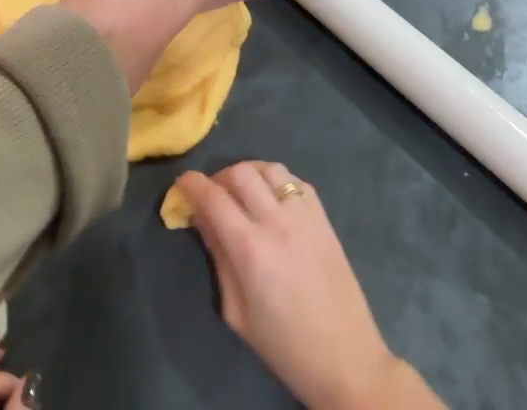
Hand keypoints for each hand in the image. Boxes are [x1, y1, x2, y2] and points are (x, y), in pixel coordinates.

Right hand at [176, 162, 439, 409]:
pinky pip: (297, 181)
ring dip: (249, 174)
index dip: (191, 184)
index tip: (181, 184)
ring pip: (270, 168)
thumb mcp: (236, 311)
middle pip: (240, 172)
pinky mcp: (325, 220)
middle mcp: (278, 223)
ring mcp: (306, 217)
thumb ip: (218, 258)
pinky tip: (272, 201)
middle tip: (212, 196)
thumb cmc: (283, 344)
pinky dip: (278, 181)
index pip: (213, 197)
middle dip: (218, 177)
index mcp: (251, 250)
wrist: (345, 357)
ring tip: (242, 194)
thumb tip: (201, 219)